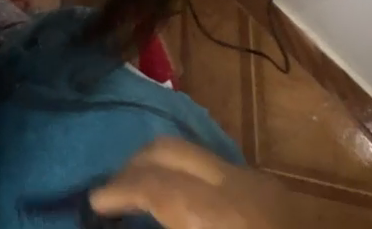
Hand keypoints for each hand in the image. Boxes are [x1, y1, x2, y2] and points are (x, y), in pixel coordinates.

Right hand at [90, 138, 290, 228]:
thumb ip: (172, 223)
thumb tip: (127, 222)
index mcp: (218, 214)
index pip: (153, 183)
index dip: (117, 189)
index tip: (93, 203)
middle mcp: (238, 186)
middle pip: (170, 150)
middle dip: (134, 165)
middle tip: (112, 193)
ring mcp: (262, 188)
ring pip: (195, 156)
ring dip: (163, 168)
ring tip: (142, 197)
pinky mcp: (278, 198)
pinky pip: (219, 173)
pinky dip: (190, 181)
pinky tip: (186, 211)